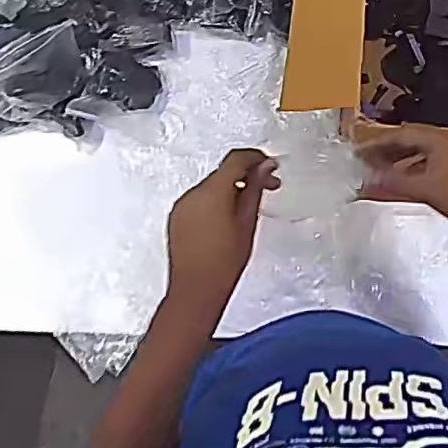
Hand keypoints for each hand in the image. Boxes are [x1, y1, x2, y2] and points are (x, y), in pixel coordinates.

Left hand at [166, 149, 280, 314]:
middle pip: (224, 172)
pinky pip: (201, 198)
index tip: (269, 164)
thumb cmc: (223, 262)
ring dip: (233, 188)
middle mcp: (193, 194)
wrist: (196, 290)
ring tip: (251, 205)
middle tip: (268, 185)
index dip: (256, 158)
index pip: (236, 159)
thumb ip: (255, 188)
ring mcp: (182, 205)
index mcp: (212, 192)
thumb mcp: (248, 221)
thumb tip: (264, 167)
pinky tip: (231, 216)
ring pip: (213, 185)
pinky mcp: (177, 217)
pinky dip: (217, 200)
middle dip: (247, 174)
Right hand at [359, 126, 447, 225]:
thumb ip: (394, 183)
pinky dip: (412, 167)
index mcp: (438, 139)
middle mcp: (446, 140)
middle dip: (385, 150)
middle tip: (366, 159)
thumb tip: (371, 180)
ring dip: (398, 159)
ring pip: (418, 151)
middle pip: (408, 140)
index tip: (360, 151)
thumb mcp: (425, 190)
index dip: (376, 144)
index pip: (399, 135)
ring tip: (380, 169)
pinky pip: (428, 160)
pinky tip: (404, 179)